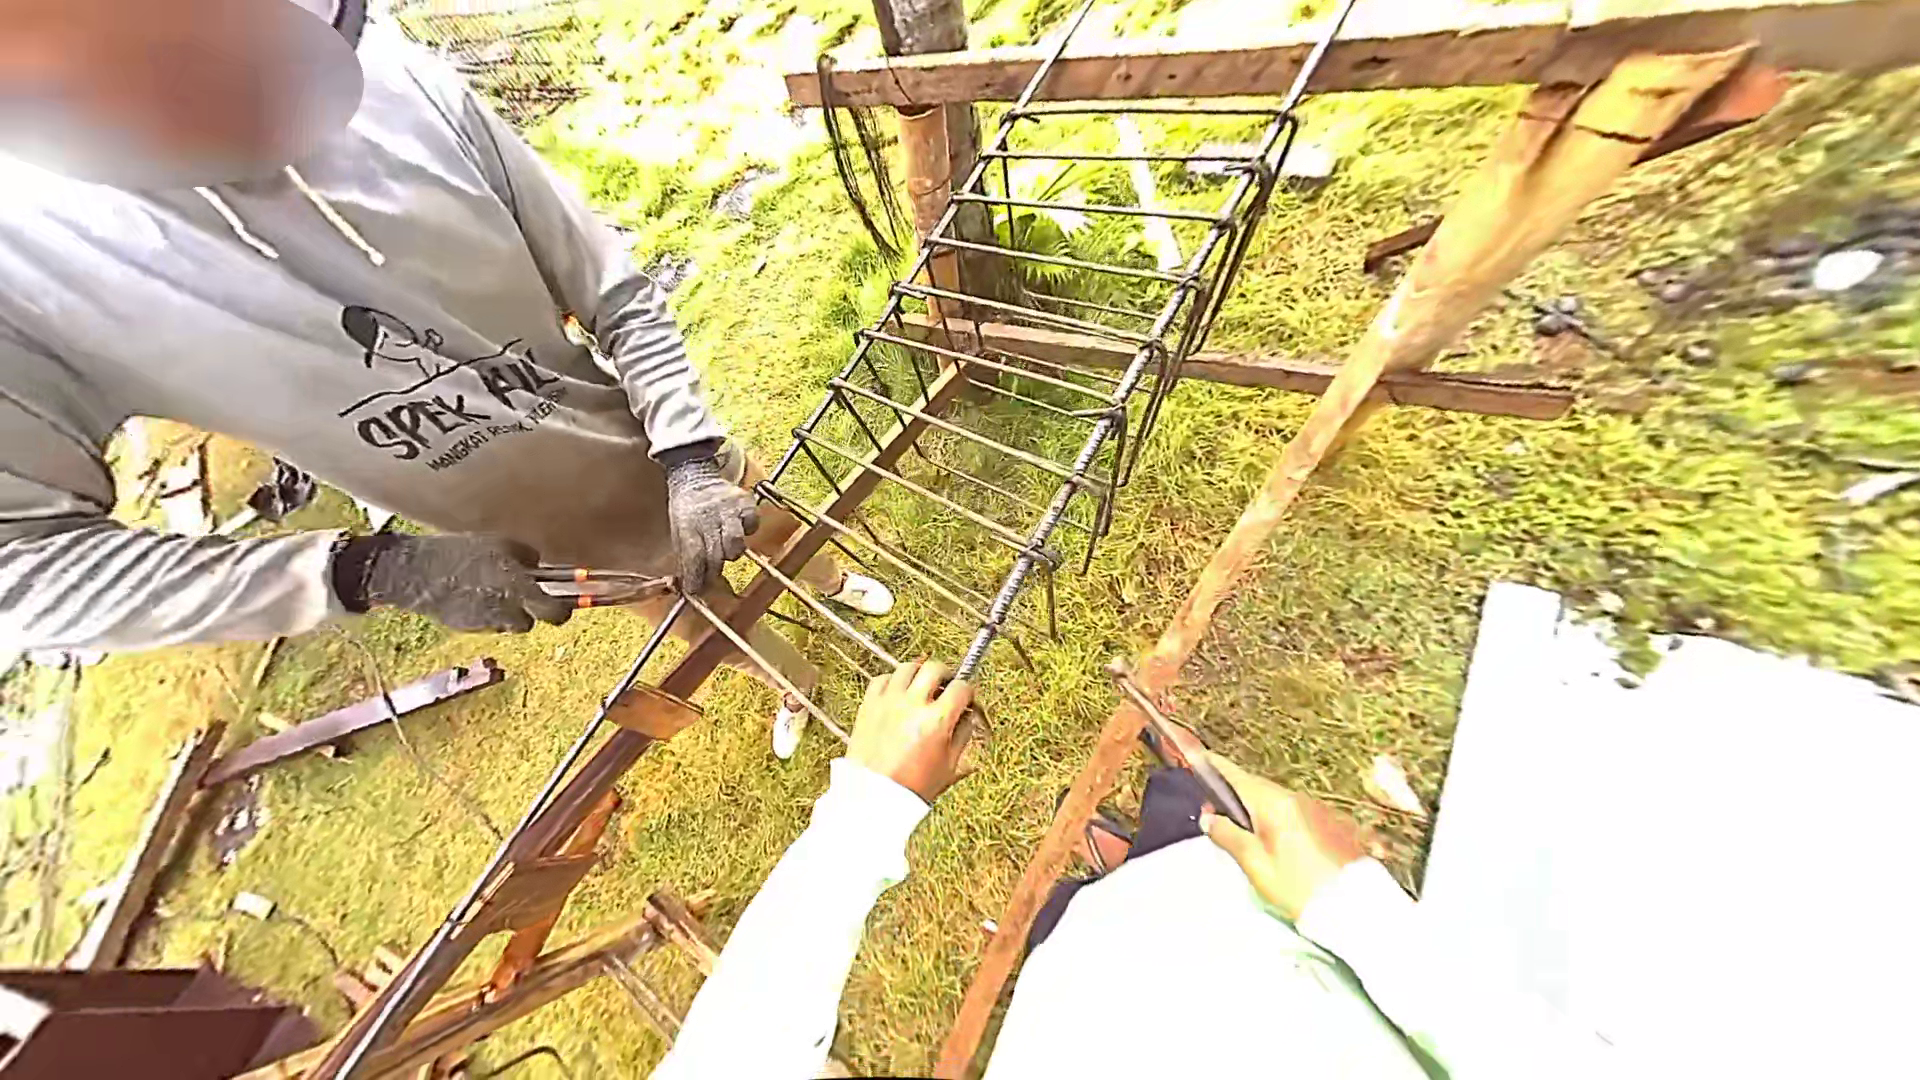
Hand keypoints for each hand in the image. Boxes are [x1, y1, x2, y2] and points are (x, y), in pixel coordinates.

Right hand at [336, 534, 573, 631]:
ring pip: (511, 624)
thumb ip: (529, 557)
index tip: (568, 602)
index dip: (565, 609)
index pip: (556, 612)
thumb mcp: (502, 544)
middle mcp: (506, 610)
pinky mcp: (466, 627)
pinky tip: (476, 598)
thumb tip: (540, 567)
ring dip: (512, 613)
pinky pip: (488, 623)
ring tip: (498, 593)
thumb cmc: (462, 551)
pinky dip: (488, 614)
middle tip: (536, 601)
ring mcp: (485, 622)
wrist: (412, 571)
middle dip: (539, 613)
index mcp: (520, 588)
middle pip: (534, 622)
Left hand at [663, 456, 758, 594]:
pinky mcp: (746, 503)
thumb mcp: (677, 527)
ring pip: (735, 543)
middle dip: (712, 572)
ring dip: (731, 553)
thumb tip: (687, 583)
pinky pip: (752, 525)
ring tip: (726, 552)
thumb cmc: (686, 508)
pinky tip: (741, 530)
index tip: (695, 591)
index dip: (695, 577)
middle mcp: (709, 516)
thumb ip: (685, 552)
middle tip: (711, 581)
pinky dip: (748, 530)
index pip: (693, 556)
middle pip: (715, 555)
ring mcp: (729, 509)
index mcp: (687, 523)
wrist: (695, 473)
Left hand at [849, 659, 973, 802]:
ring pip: (908, 667)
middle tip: (946, 685)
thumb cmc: (910, 788)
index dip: (968, 691)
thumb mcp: (949, 767)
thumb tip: (967, 717)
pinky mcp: (869, 704)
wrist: (872, 798)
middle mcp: (913, 704)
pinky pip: (883, 678)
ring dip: (919, 673)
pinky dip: (893, 681)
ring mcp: (889, 701)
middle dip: (945, 674)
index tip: (966, 696)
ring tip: (922, 686)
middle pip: (934, 668)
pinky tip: (898, 692)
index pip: (961, 687)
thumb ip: (962, 736)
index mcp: (936, 721)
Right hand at [1199, 752, 1368, 919]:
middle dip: (1234, 795)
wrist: (1363, 912)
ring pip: (1275, 801)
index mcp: (1272, 802)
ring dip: (1257, 810)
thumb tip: (1209, 819)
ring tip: (1246, 835)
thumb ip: (1228, 837)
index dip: (1213, 766)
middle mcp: (1294, 797)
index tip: (1198, 759)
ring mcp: (1315, 809)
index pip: (1235, 774)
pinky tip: (1276, 843)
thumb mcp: (1256, 866)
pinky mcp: (1331, 824)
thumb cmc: (1300, 888)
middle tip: (1217, 817)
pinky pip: (1293, 813)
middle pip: (1255, 787)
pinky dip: (1277, 819)